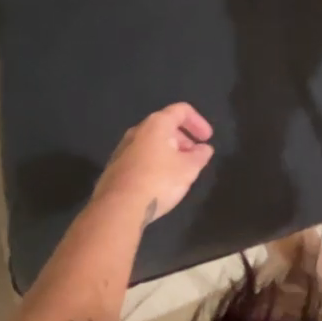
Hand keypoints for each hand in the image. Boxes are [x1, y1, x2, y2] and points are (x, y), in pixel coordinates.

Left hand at [91, 103, 214, 224]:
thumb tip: (204, 149)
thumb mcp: (188, 169)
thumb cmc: (158, 181)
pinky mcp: (114, 168)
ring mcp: (122, 150)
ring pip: (151, 143)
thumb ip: (200, 156)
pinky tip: (159, 183)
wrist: (117, 209)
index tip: (207, 138)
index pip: (181, 110)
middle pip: (165, 126)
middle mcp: (137, 131)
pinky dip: (153, 163)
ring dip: (168, 152)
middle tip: (194, 156)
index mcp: (157, 124)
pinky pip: (140, 158)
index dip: (198, 121)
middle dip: (183, 140)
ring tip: (178, 172)